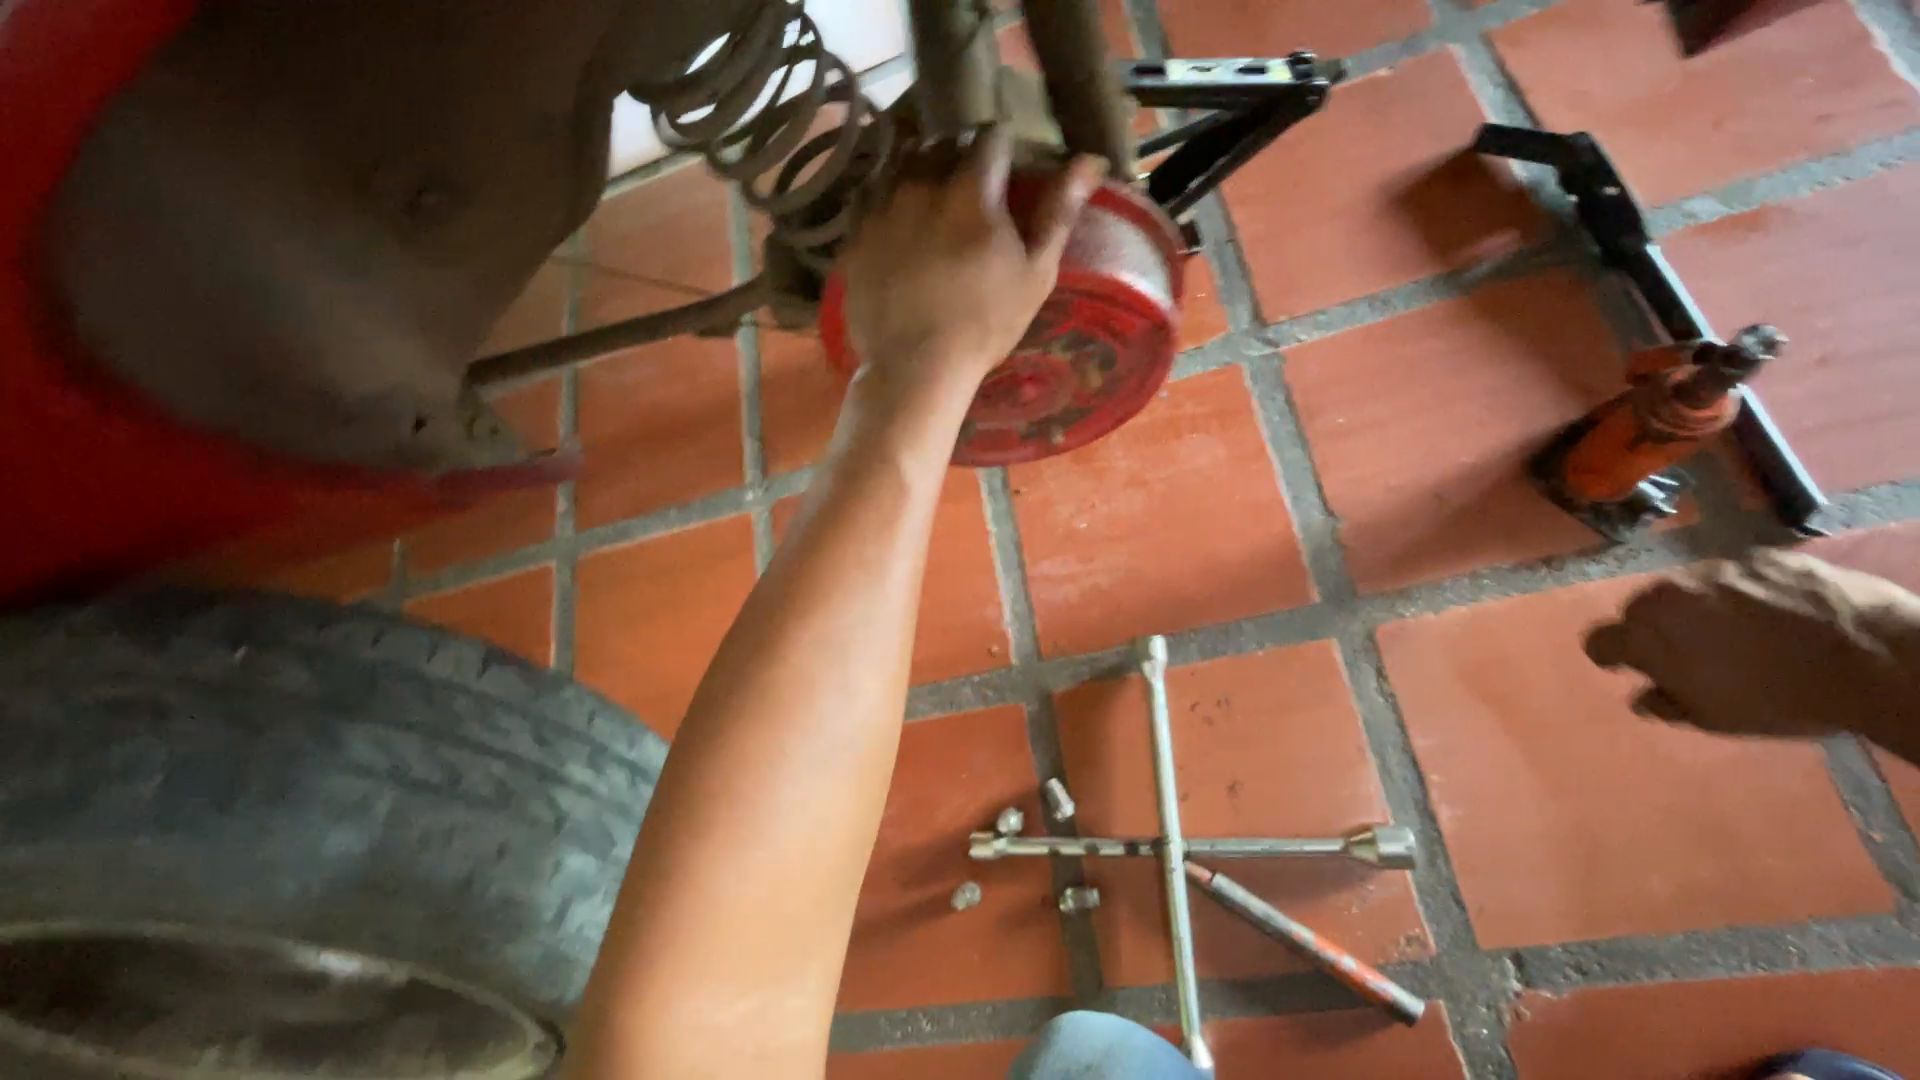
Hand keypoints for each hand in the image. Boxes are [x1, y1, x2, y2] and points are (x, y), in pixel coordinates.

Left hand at [838, 128, 1105, 422]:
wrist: (916, 367)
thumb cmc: (985, 323)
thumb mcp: (1035, 273)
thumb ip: (1058, 212)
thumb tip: (1090, 161)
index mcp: (972, 188)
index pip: (990, 134)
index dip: (1002, 146)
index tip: (1006, 168)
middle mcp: (922, 182)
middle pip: (943, 140)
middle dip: (960, 152)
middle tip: (970, 185)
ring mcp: (882, 205)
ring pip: (901, 158)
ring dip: (920, 165)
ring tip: (931, 192)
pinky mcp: (855, 231)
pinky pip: (868, 189)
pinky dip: (885, 190)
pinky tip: (896, 212)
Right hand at [1584, 550, 1919, 745]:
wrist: (1879, 659)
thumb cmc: (1783, 698)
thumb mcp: (1717, 718)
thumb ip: (1667, 703)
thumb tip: (1642, 696)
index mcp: (1645, 635)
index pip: (1598, 640)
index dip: (1615, 656)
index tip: (1636, 667)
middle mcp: (1667, 594)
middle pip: (1644, 609)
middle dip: (1663, 628)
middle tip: (1700, 651)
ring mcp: (1716, 570)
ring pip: (1692, 588)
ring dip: (1704, 607)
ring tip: (1747, 630)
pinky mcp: (1763, 557)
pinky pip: (1741, 575)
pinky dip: (1751, 592)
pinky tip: (1784, 614)